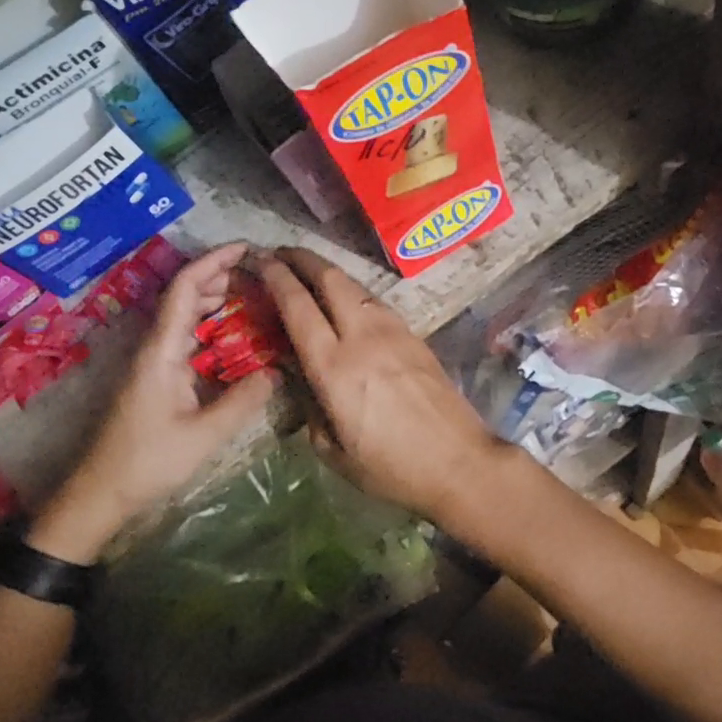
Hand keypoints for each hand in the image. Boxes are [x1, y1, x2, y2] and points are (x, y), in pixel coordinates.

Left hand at [29, 244, 275, 562]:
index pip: (186, 287)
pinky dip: (214, 329)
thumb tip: (278, 370)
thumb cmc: (149, 461)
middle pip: (186, 295)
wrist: (103, 492)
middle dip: (222, 276)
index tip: (248, 249)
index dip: (215, 261)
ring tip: (257, 299)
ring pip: (187, 316)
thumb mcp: (204, 435)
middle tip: (264, 275)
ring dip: (218, 301)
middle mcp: (156, 346)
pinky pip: (189, 339)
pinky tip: (239, 339)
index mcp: (162, 349)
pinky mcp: (159, 378)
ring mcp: (156, 361)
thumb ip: (243, 400)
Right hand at [252, 247, 509, 520]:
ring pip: (356, 286)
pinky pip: (376, 303)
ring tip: (310, 274)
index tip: (260, 260)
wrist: (461, 463)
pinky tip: (347, 303)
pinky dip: (353, 292)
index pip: (297, 306)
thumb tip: (304, 382)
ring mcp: (393, 332)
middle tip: (280, 253)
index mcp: (334, 367)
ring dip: (329, 272)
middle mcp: (362, 338)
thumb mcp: (334, 452)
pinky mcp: (415, 337)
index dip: (276, 277)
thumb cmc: (392, 468)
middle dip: (302, 259)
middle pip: (330, 279)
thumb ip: (311, 411)